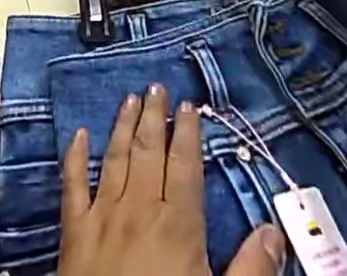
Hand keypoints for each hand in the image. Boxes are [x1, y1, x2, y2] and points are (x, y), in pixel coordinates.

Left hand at [60, 86, 285, 275]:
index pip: (184, 163)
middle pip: (149, 151)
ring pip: (115, 160)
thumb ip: (249, 268)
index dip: (187, 131)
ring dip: (123, 127)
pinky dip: (74, 159)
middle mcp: (139, 210)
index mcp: (176, 223)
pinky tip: (77, 135)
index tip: (189, 105)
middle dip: (154, 117)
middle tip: (157, 87)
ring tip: (130, 99)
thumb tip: (274, 230)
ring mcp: (102, 219)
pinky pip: (72, 189)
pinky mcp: (72, 237)